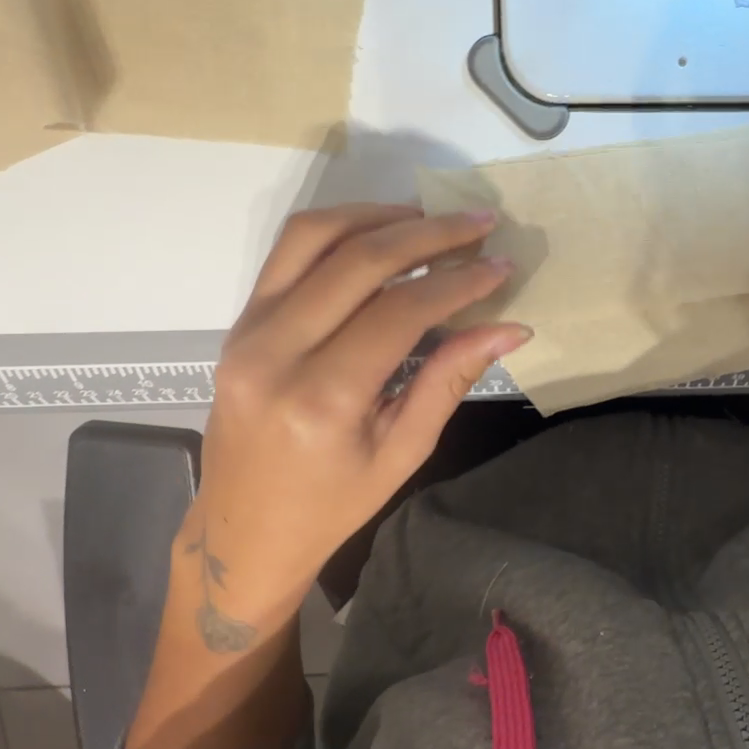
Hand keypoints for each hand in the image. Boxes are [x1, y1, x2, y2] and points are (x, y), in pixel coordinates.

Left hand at [190, 203, 531, 632]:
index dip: (457, 282)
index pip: (399, 312)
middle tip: (478, 224)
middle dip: (428, 234)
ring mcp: (247, 331)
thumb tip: (508, 328)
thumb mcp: (402, 453)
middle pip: (358, 261)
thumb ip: (450, 380)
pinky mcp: (239, 322)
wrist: (243, 531)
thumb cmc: (331, 505)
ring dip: (378, 216)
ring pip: (313, 237)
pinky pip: (287, 253)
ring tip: (431, 220)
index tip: (501, 266)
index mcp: (320, 400)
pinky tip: (381, 234)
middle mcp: (274, 352)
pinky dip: (339, 229)